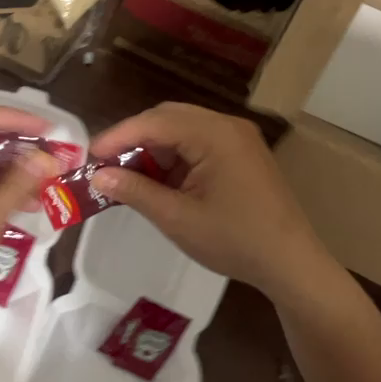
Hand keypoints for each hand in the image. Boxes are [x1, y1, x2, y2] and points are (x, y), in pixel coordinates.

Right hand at [91, 102, 336, 296]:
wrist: (291, 264)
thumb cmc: (235, 241)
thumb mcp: (177, 218)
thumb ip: (135, 191)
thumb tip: (98, 176)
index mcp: (215, 135)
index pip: (154, 122)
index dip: (117, 136)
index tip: (89, 157)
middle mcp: (227, 126)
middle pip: (167, 117)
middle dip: (133, 138)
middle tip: (105, 164)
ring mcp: (238, 139)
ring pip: (181, 129)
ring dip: (153, 148)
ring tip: (127, 175)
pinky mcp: (241, 154)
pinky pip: (197, 143)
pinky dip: (173, 157)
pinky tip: (158, 180)